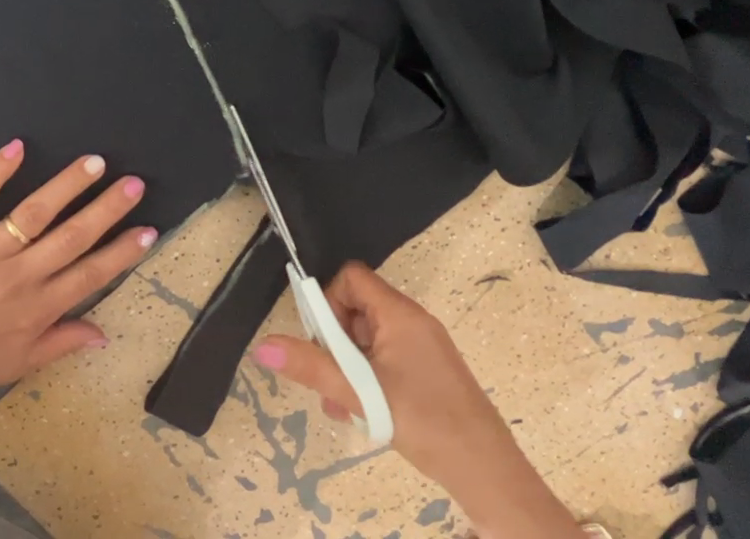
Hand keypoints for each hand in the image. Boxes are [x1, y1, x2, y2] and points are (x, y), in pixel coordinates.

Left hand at [0, 139, 157, 405]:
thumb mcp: (18, 364)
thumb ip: (61, 342)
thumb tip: (103, 333)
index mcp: (40, 307)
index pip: (91, 274)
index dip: (123, 252)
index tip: (148, 230)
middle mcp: (22, 275)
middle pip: (73, 235)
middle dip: (107, 209)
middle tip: (133, 184)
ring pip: (37, 211)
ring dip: (68, 185)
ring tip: (94, 162)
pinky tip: (18, 146)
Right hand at [252, 263, 576, 536]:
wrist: (488, 472)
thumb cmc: (424, 421)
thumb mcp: (359, 393)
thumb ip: (309, 366)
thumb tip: (262, 346)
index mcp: (400, 315)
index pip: (351, 277)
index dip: (328, 300)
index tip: (322, 340)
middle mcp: (413, 322)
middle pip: (356, 308)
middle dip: (333, 341)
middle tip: (327, 379)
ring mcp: (424, 347)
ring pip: (368, 338)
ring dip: (347, 365)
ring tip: (341, 406)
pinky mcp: (429, 371)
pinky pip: (386, 357)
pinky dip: (368, 377)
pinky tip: (364, 412)